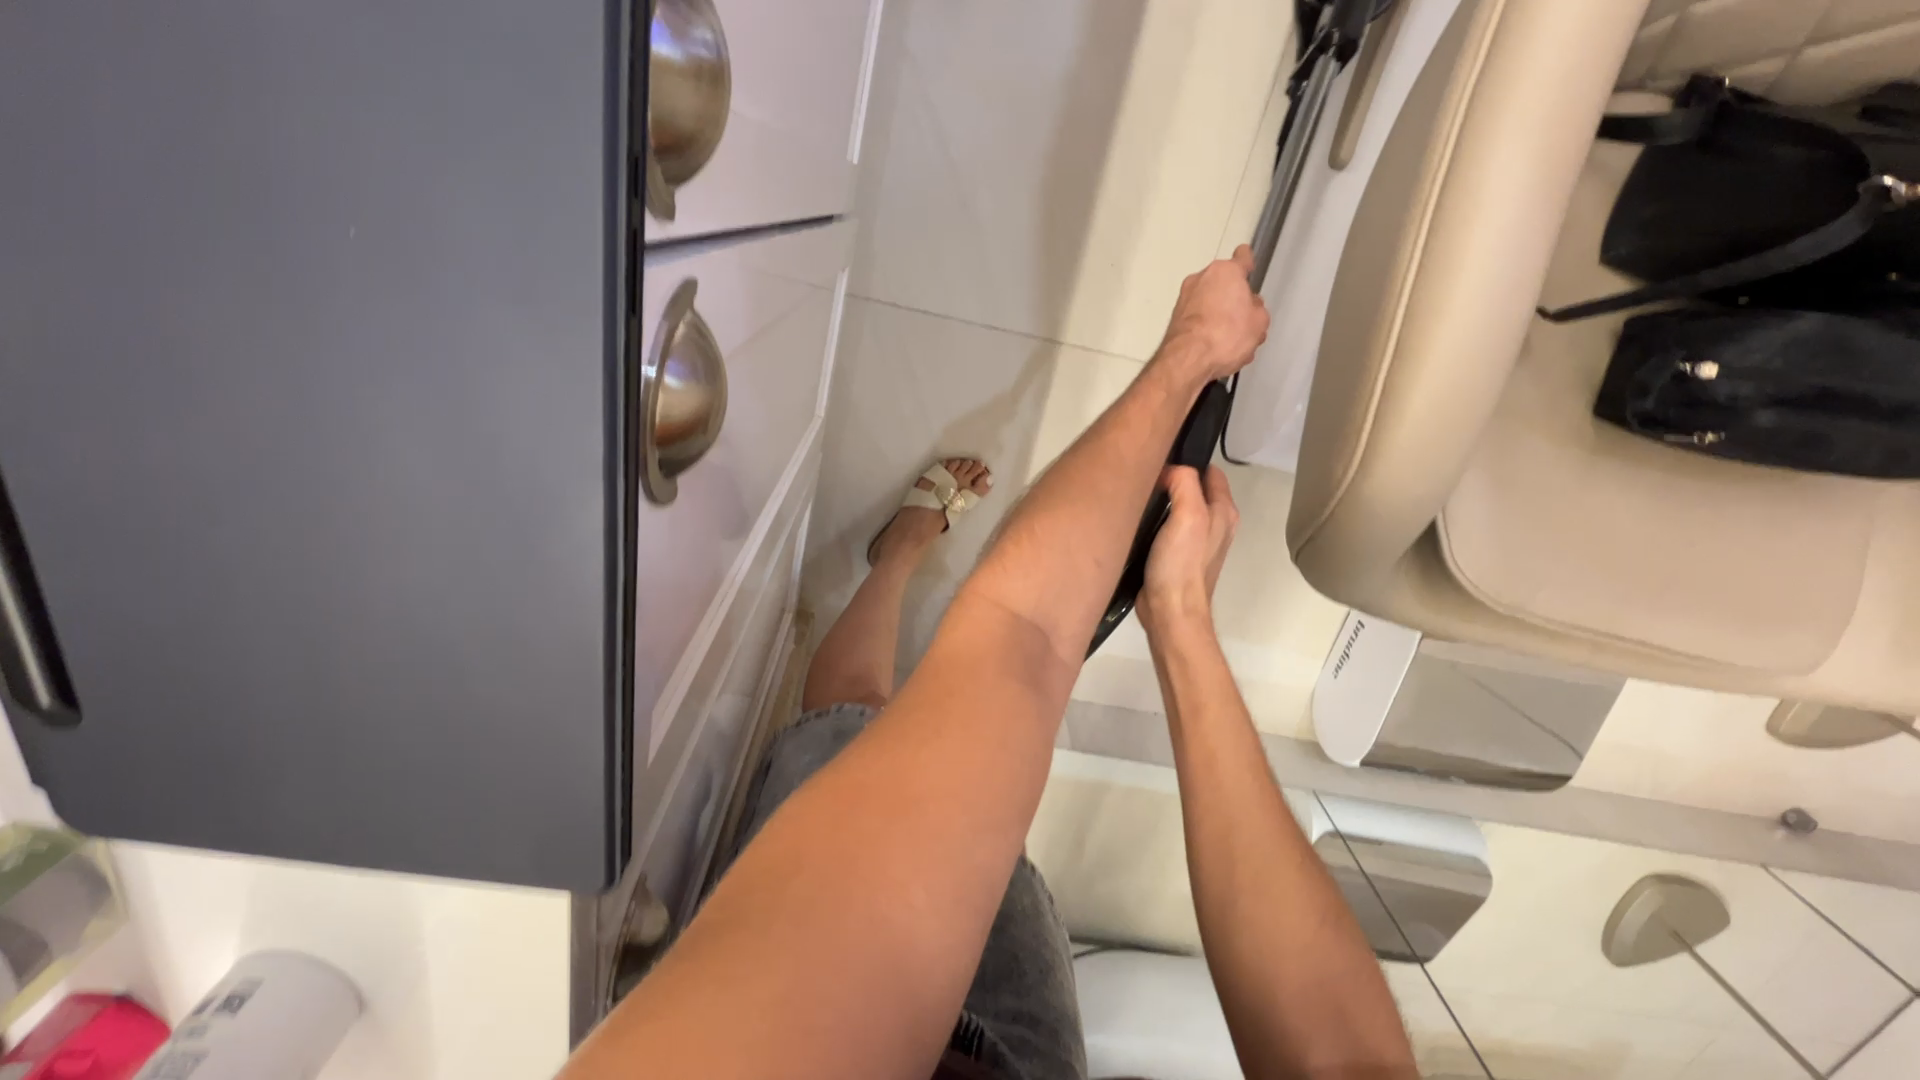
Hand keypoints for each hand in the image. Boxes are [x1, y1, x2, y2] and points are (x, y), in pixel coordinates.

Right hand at [1139, 465, 1237, 633]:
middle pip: (1193, 487)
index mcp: (1224, 511)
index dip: (1186, 460)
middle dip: (1172, 478)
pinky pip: (1166, 526)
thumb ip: (1184, 483)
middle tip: (1143, 475)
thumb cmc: (1181, 564)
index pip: (1209, 470)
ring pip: (1178, 506)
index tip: (1158, 459)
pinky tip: (1138, 519)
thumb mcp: (1188, 515)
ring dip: (1161, 500)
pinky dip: (1154, 520)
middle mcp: (1215, 523)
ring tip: (1137, 494)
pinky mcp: (1176, 555)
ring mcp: (1196, 541)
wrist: (1170, 612)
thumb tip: (1170, 470)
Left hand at [1158, 245, 1269, 382]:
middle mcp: (1200, 279)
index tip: (1249, 266)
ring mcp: (1185, 299)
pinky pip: (1198, 321)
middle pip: (1224, 286)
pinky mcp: (1175, 319)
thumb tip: (1249, 309)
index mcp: (1225, 271)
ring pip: (1210, 305)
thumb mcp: (1259, 321)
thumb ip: (1257, 309)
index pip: (1242, 257)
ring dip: (1220, 319)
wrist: (1189, 360)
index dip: (1248, 264)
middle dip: (1234, 302)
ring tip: (1232, 343)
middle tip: (1245, 321)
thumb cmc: (1224, 336)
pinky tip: (1217, 350)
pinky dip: (1207, 331)